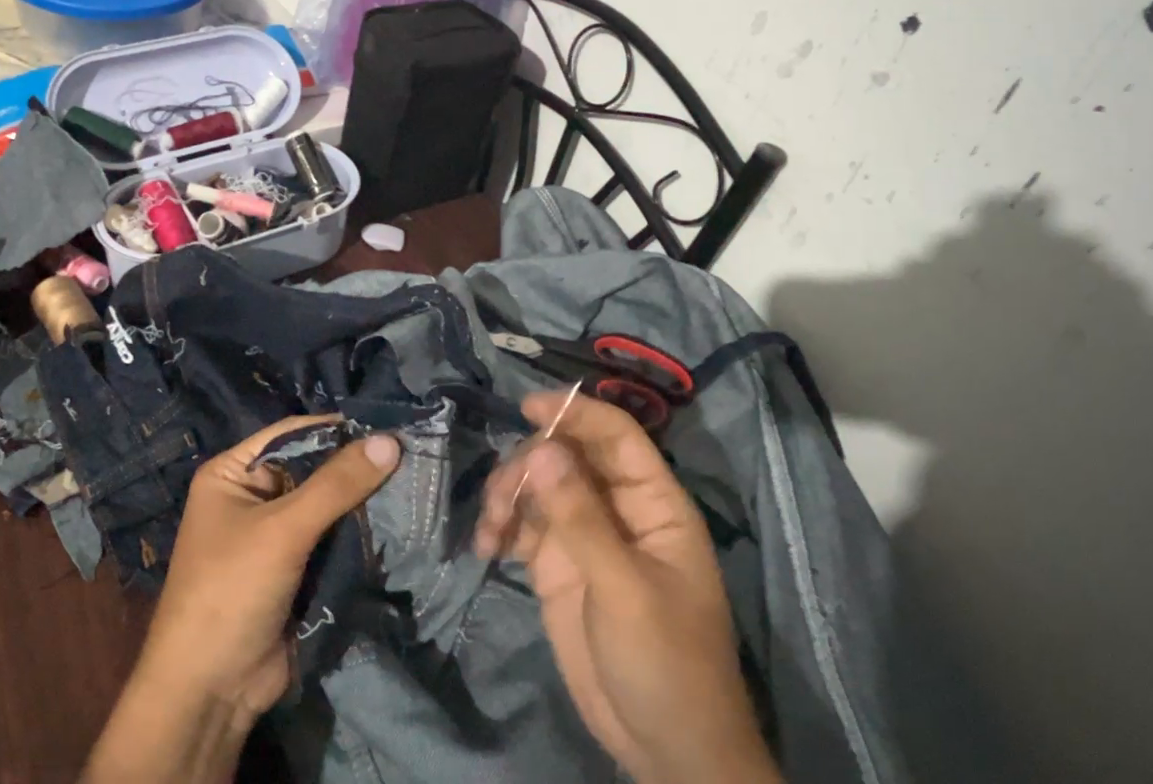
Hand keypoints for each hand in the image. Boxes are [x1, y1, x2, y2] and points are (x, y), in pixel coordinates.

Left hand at [82, 416, 400, 783]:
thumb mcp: (283, 530)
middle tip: (414, 457)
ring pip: (327, 508)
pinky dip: (360, 536)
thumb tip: (390, 440)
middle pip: (312, 470)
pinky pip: (332, 542)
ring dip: (363, 504)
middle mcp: (251, 497)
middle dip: (356, 468)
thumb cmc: (232, 591)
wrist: (212, 687)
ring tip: (416, 486)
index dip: (338, 429)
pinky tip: (399, 524)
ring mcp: (274, 537)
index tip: (392, 425)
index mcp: (231, 474)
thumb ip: (336, 485)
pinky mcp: (296, 571)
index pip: (291, 434)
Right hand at [475, 392, 780, 783]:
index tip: (526, 406)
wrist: (665, 745)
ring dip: (507, 497)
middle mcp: (617, 510)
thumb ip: (580, 518)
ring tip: (491, 532)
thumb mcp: (624, 588)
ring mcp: (584, 538)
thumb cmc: (666, 662)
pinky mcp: (557, 568)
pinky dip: (500, 528)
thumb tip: (540, 448)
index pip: (617, 438)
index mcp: (653, 505)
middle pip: (566, 457)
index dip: (576, 413)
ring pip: (538, 488)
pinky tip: (486, 547)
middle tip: (501, 500)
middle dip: (528, 465)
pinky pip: (522, 527)